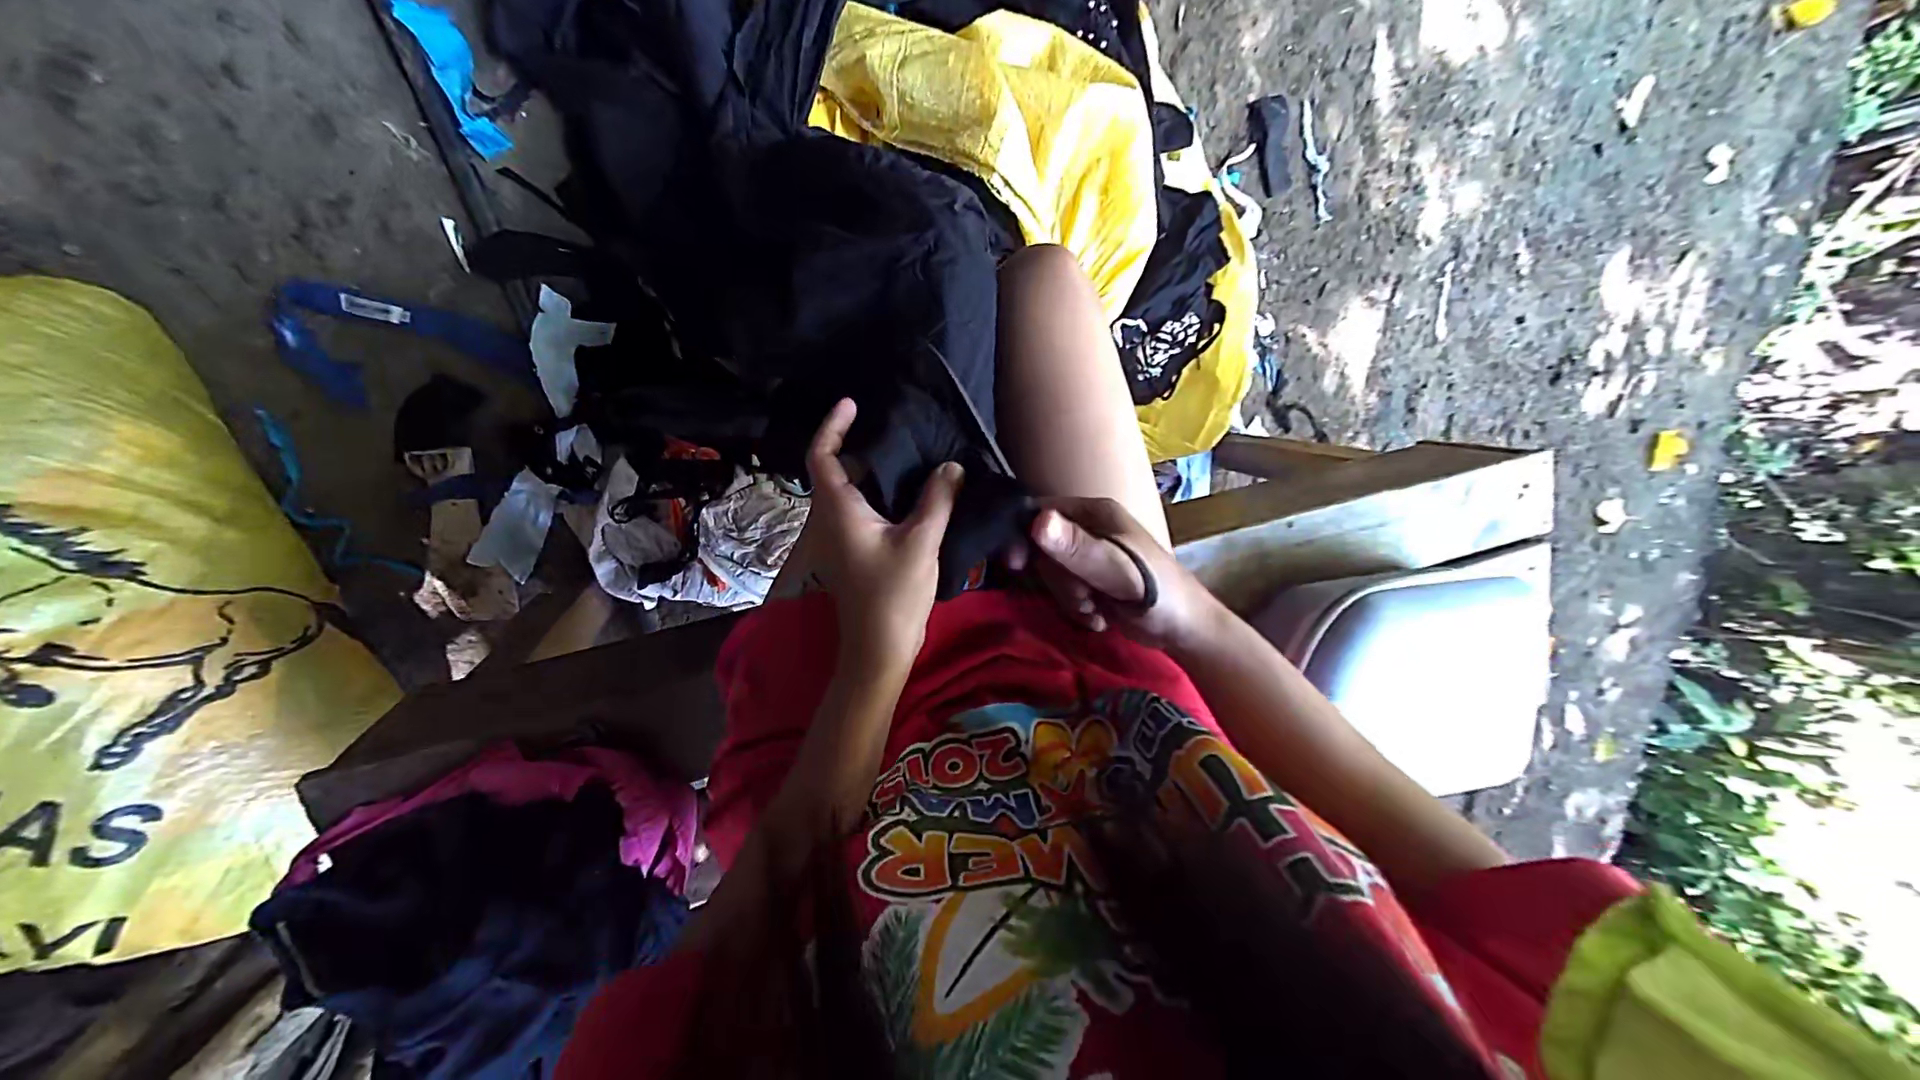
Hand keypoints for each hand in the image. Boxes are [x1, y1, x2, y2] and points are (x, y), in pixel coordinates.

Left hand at [805, 398, 963, 664]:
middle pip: (835, 470)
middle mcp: (829, 519)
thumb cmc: (893, 594)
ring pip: (848, 491)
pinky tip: (910, 493)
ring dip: (871, 471)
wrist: (880, 647)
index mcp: (837, 510)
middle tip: (893, 427)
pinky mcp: (852, 551)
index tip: (852, 404)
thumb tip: (951, 467)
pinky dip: (878, 493)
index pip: (821, 455)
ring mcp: (838, 537)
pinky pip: (859, 509)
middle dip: (858, 445)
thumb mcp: (921, 542)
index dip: (832, 425)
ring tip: (907, 453)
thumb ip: (937, 499)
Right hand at [1008, 497, 1227, 654]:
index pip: (1038, 513)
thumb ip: (1078, 548)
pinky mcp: (1090, 581)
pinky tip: (1099, 615)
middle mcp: (1088, 528)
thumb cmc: (1158, 592)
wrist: (1185, 630)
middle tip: (1086, 594)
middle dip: (1059, 580)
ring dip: (1069, 598)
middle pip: (1042, 549)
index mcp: (1094, 512)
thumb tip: (1037, 521)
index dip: (1024, 538)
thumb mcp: (1117, 571)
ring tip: (1097, 607)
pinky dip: (1077, 608)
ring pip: (1051, 575)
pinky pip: (1062, 592)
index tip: (1016, 565)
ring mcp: (1089, 556)